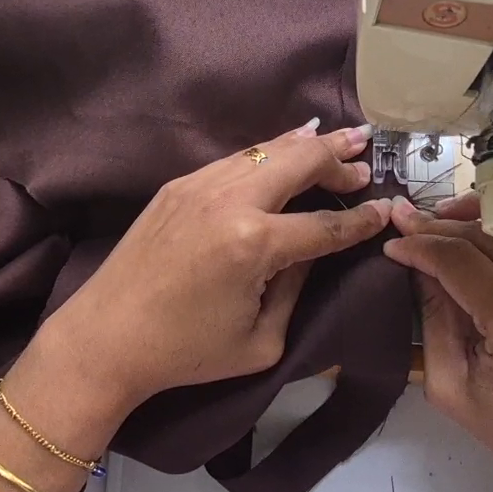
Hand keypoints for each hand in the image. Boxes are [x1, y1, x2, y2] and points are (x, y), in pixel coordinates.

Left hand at [31, 121, 393, 419]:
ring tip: (340, 139)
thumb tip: (313, 251)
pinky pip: (236, 159)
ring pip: (267, 150)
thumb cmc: (184, 352)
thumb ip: (296, 289)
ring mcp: (199, 186)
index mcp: (254, 244)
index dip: (361, 220)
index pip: (325, 225)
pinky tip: (286, 147)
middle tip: (366, 160)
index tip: (387, 209)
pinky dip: (269, 152)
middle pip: (300, 162)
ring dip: (307, 146)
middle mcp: (230, 201)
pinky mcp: (178, 185)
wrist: (105, 338)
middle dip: (339, 161)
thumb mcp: (260, 340)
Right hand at [383, 194, 492, 491]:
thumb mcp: (452, 387)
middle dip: (444, 227)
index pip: (459, 260)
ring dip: (489, 214)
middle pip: (492, 235)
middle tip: (415, 224)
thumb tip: (419, 262)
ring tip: (456, 216)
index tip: (394, 241)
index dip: (420, 245)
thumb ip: (433, 317)